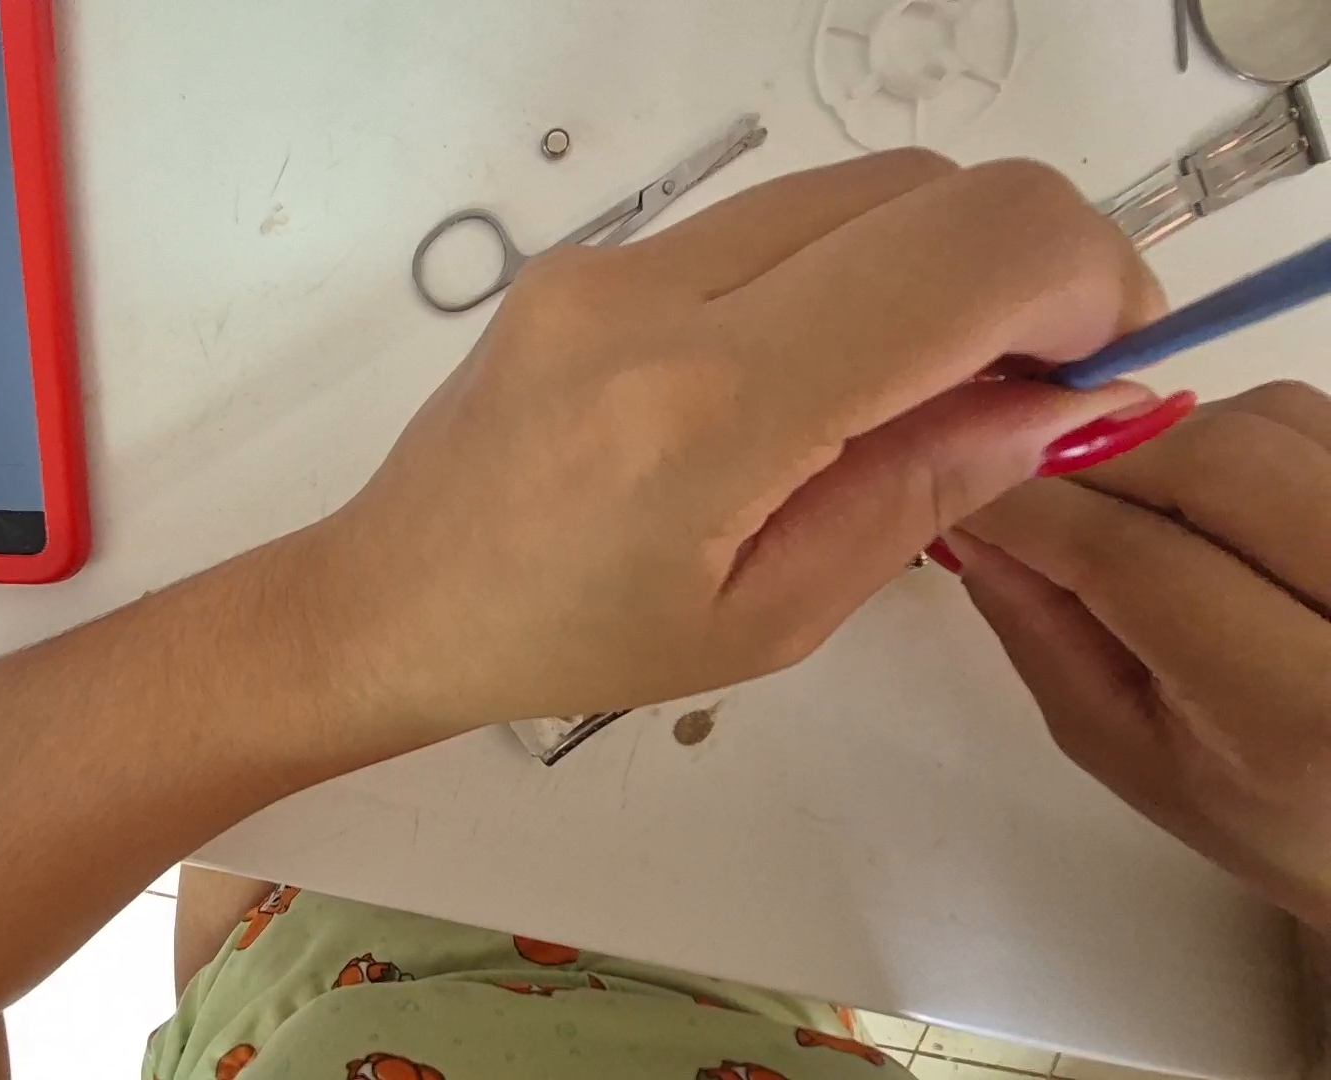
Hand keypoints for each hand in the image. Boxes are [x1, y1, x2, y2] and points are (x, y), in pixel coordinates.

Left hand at [302, 150, 1167, 733]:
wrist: (394, 601)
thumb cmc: (559, 644)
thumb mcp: (759, 617)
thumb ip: (916, 495)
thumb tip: (1051, 401)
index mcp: (704, 406)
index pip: (975, 244)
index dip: (1079, 281)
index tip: (1075, 367)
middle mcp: (640, 299)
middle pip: (912, 190)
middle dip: (994, 272)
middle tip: (975, 392)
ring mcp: (588, 270)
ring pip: (824, 200)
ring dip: (893, 275)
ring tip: (857, 401)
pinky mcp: (559, 272)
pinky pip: (734, 235)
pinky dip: (801, 281)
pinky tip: (766, 380)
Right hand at [946, 382, 1330, 928]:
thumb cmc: (1251, 798)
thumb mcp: (1108, 736)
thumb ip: (1033, 624)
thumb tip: (964, 520)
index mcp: (1300, 708)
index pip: (1132, 559)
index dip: (1023, 508)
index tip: (952, 491)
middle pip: (1218, 463)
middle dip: (1085, 454)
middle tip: (1017, 481)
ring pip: (1268, 421)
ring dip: (1154, 440)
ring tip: (1116, 499)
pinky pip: (1305, 416)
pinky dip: (1220, 435)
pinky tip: (1195, 495)